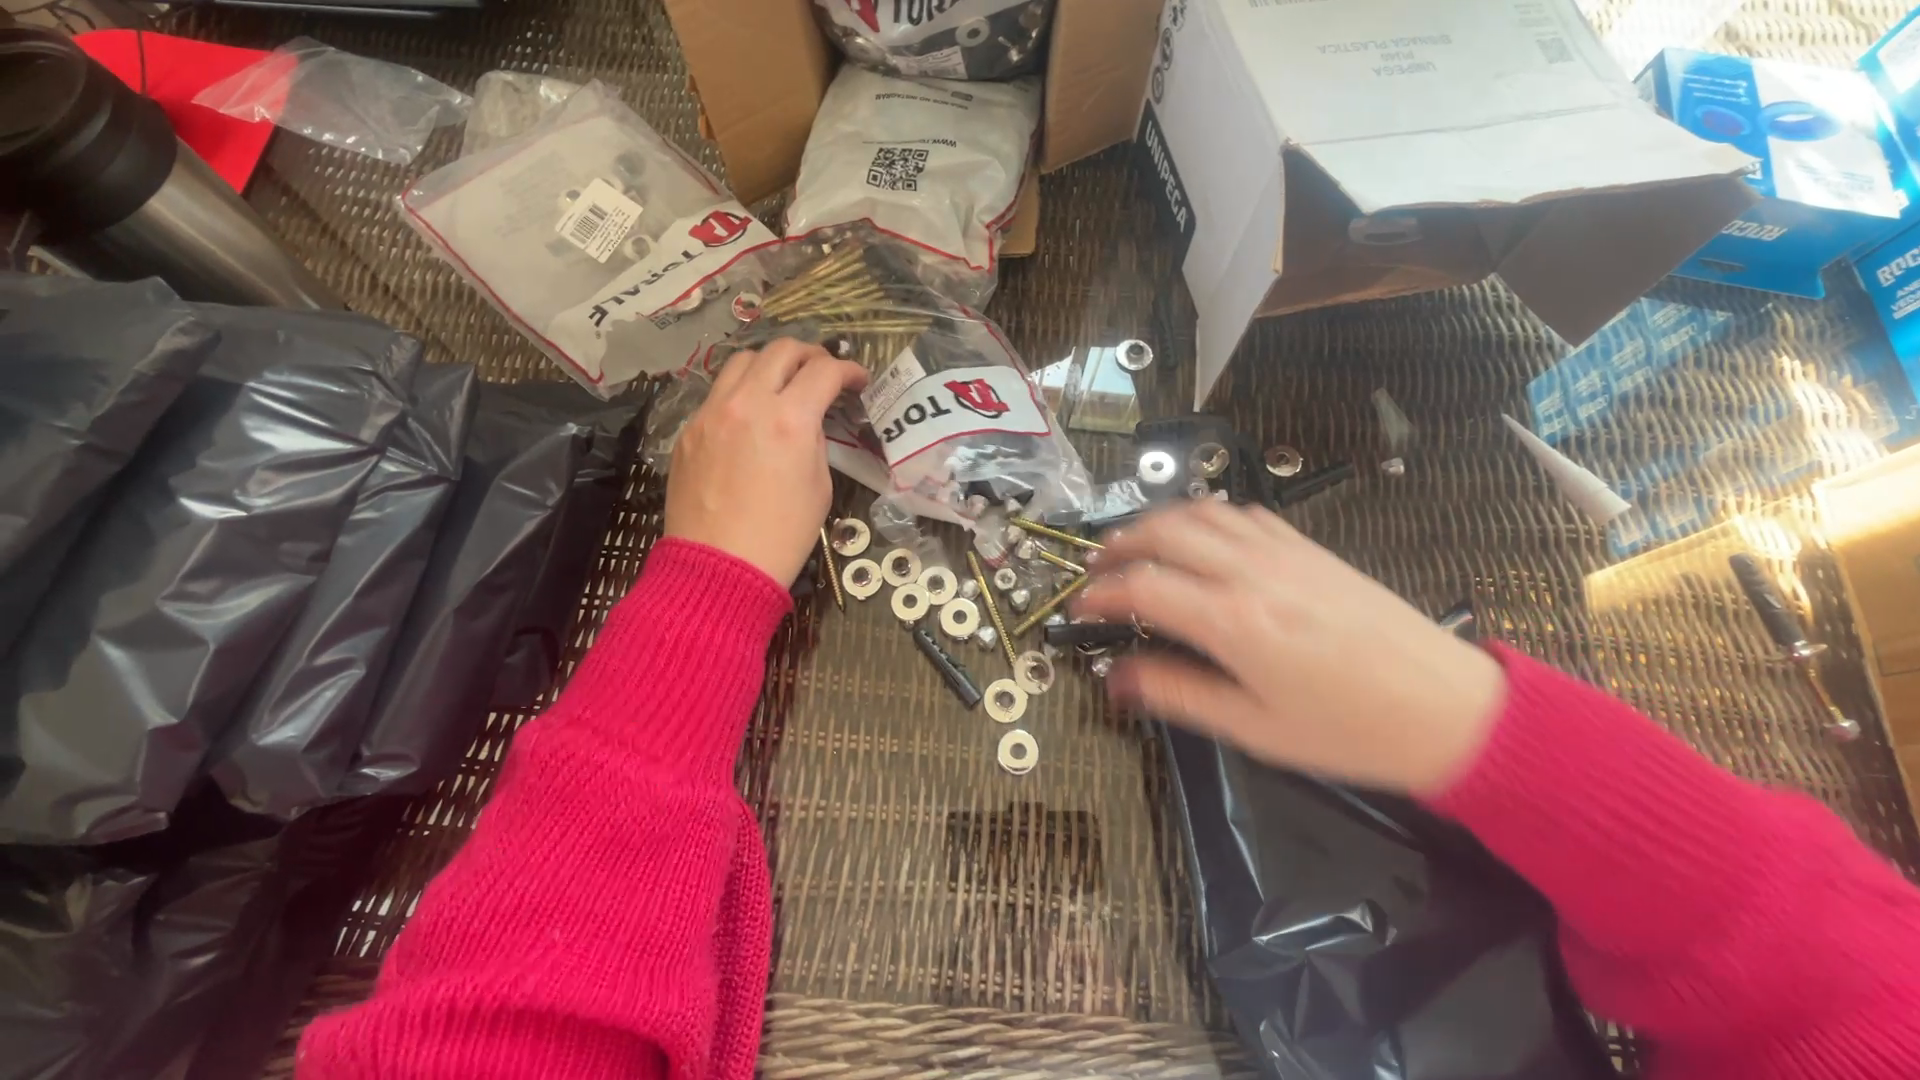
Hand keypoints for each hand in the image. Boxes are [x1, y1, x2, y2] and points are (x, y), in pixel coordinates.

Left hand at [665, 339, 867, 585]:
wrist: (720, 567)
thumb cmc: (782, 536)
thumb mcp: (819, 486)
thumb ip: (814, 440)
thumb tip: (806, 422)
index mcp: (790, 420)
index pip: (824, 371)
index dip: (849, 370)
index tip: (858, 380)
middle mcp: (748, 403)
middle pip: (781, 351)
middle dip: (810, 356)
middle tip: (824, 373)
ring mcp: (711, 413)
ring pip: (742, 361)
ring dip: (771, 365)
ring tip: (784, 385)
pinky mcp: (689, 430)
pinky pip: (718, 393)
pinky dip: (741, 392)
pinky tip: (751, 417)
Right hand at [1075, 500, 1506, 796]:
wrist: (1447, 708)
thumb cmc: (1347, 731)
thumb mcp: (1253, 728)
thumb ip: (1177, 693)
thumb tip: (1118, 677)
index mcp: (1233, 622)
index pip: (1143, 587)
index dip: (1100, 593)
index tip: (1079, 607)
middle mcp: (1252, 573)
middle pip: (1165, 532)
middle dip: (1119, 545)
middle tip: (1096, 568)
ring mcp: (1284, 553)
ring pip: (1202, 513)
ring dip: (1157, 522)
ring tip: (1135, 546)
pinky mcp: (1310, 548)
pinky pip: (1244, 514)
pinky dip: (1206, 518)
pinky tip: (1201, 538)